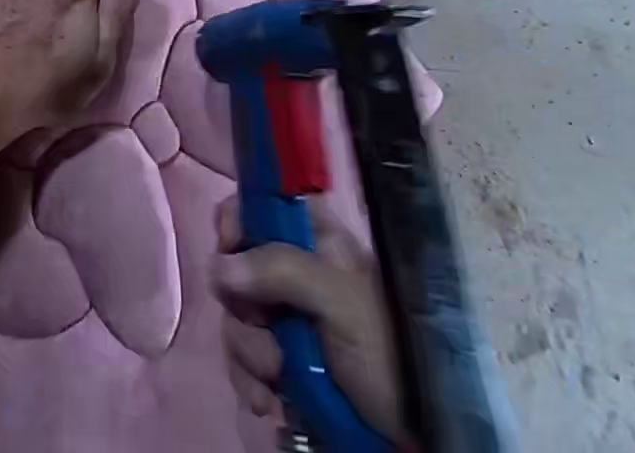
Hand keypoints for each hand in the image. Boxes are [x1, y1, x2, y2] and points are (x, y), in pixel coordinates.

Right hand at [212, 196, 404, 444]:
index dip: (238, 219)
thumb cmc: (385, 350)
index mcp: (314, 239)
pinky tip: (267, 399)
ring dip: (247, 350)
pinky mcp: (278, 358)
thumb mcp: (340, 301)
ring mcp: (284, 316)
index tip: (230, 246)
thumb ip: (282, 270)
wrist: (414, 430)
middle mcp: (293, 270)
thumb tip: (219, 265)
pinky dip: (247, 378)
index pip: (260, 205)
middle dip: (240, 303)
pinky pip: (241, 356)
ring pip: (235, 314)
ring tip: (276, 378)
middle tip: (262, 325)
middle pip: (236, 263)